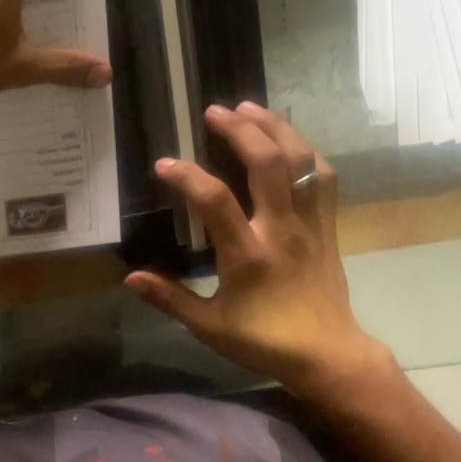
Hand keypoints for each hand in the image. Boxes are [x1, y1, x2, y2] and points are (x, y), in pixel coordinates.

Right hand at [126, 103, 393, 397]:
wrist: (326, 353)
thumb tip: (131, 277)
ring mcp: (310, 224)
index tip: (165, 164)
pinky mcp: (328, 227)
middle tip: (214, 111)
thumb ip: (170, 298)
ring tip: (251, 108)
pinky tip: (291, 141)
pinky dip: (307, 152)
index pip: (215, 201)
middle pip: (267, 163)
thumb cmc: (262, 342)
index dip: (188, 177)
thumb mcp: (209, 326)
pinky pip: (323, 177)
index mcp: (247, 255)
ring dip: (276, 128)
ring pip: (301, 161)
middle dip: (240, 129)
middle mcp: (281, 229)